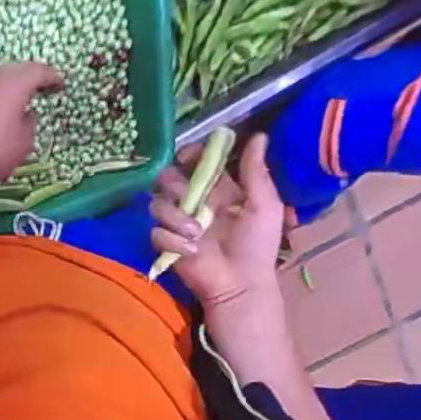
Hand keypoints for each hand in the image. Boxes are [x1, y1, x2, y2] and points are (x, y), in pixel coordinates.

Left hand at [0, 61, 63, 193]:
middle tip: (47, 86)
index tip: (61, 85)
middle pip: (18, 68)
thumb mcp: (24, 143)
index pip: (37, 72)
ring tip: (28, 95)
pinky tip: (7, 107)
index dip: (52, 76)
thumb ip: (30, 122)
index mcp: (13, 89)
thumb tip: (28, 113)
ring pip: (1, 77)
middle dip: (34, 74)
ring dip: (17, 81)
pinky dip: (3, 92)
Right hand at [150, 131, 285, 319]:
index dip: (190, 155)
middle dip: (174, 184)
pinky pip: (156, 233)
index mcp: (218, 189)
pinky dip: (172, 241)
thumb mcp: (264, 205)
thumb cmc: (257, 246)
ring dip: (175, 216)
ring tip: (196, 232)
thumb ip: (255, 172)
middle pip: (167, 179)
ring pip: (157, 204)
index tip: (189, 157)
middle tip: (187, 194)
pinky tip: (190, 251)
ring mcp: (177, 223)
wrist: (240, 284)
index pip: (196, 162)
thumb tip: (258, 135)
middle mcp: (193, 202)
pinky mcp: (165, 244)